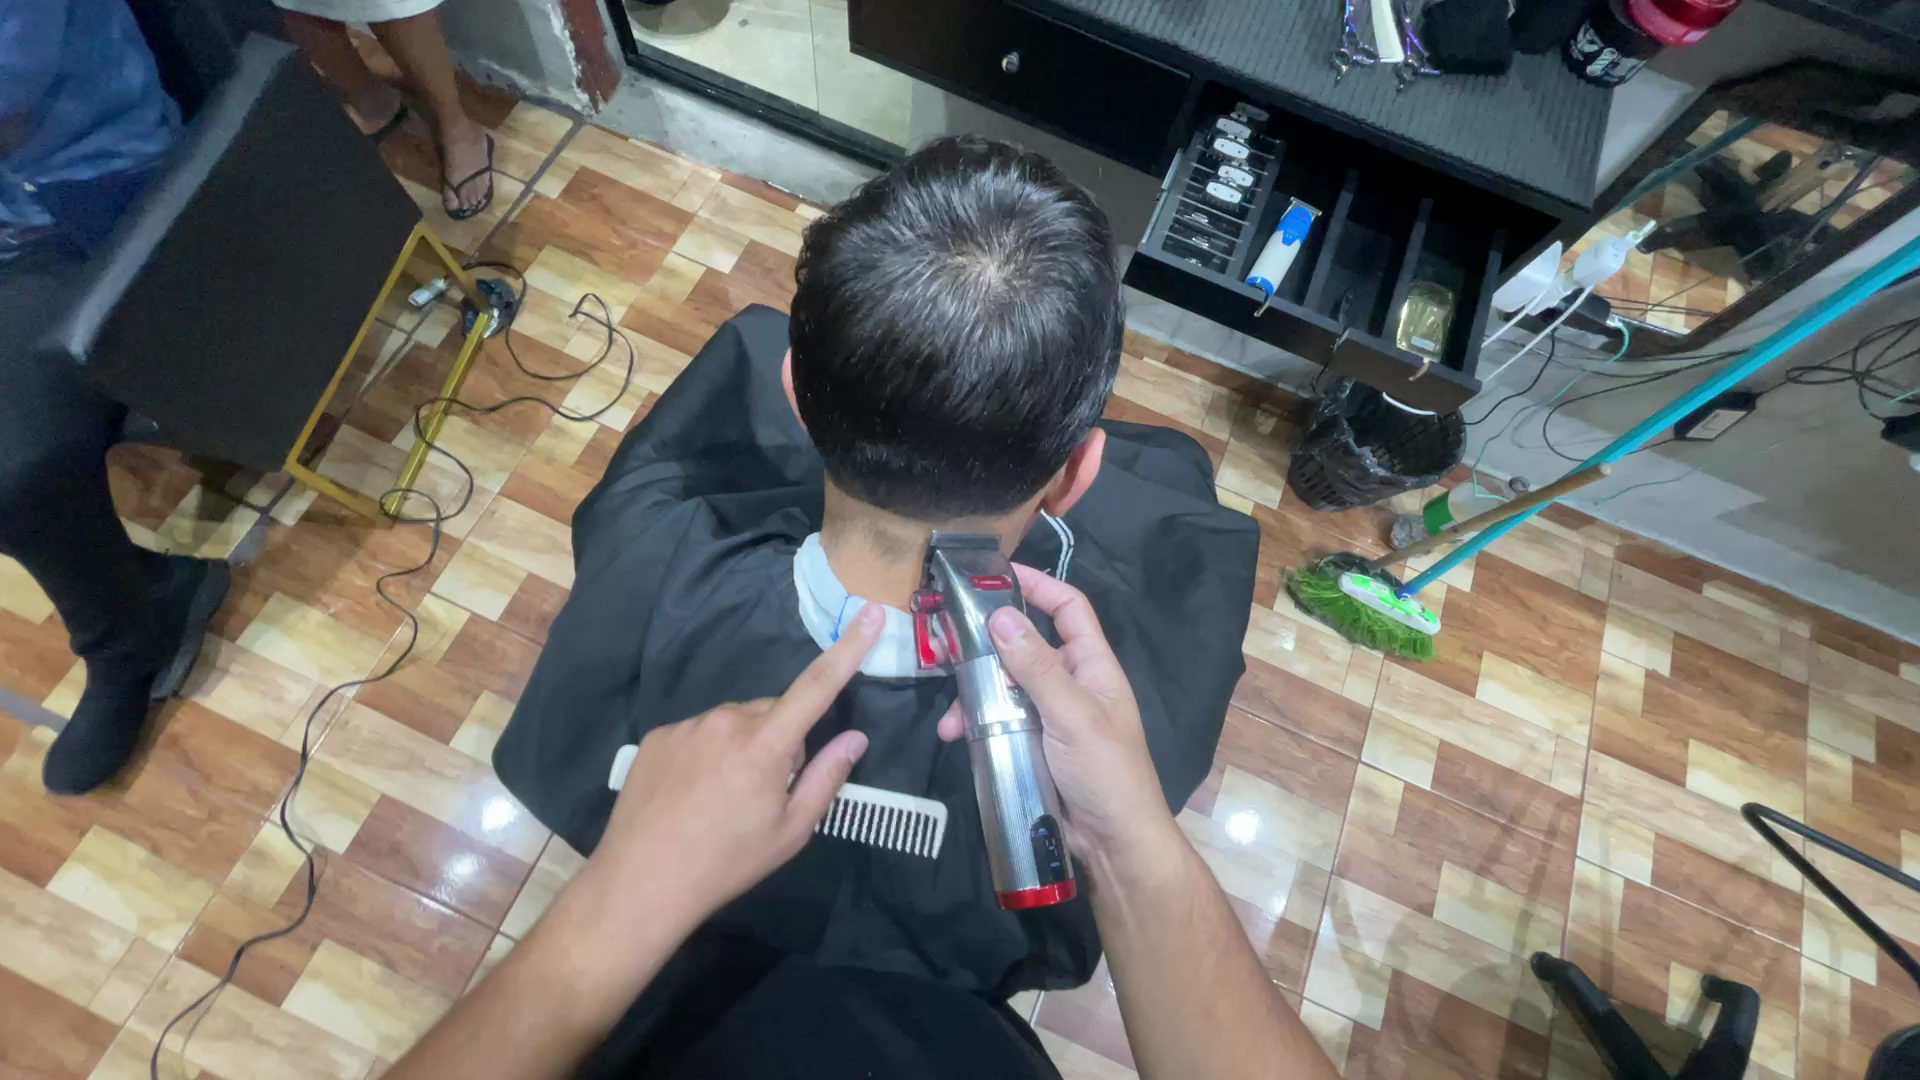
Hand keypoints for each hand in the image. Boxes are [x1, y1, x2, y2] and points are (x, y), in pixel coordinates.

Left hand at [578, 602, 883, 932]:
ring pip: (737, 721)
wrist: (638, 886)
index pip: (817, 686)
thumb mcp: (791, 831)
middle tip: (766, 790)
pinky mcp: (658, 735)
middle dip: (781, 738)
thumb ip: (827, 777)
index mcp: (765, 746)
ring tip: (723, 795)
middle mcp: (726, 721)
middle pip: (775, 712)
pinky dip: (708, 751)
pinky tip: (693, 791)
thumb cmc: (726, 863)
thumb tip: (855, 737)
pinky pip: (701, 731)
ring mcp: (687, 726)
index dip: (848, 648)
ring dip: (744, 744)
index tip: (870, 612)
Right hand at [936, 565, 1173, 864]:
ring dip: (975, 692)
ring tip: (953, 713)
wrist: (1112, 844)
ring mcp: (1047, 714)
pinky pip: (997, 720)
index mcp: (1092, 665)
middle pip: (1025, 645)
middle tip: (950, 642)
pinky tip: (957, 735)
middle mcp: (1069, 682)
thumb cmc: (1106, 771)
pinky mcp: (1029, 743)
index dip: (1039, 585)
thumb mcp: (1072, 714)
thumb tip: (1001, 616)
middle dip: (989, 645)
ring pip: (1003, 685)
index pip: (1068, 608)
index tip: (997, 574)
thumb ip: (1036, 667)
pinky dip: (976, 723)